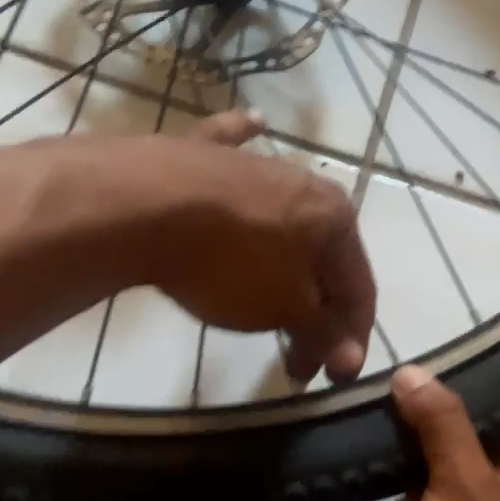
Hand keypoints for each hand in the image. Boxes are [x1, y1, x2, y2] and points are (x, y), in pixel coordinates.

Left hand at [71, 110, 376, 383]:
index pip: (358, 290)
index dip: (351, 340)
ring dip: (289, 268)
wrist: (141, 206)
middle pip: (321, 262)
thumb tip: (349, 358)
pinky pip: (232, 149)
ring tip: (276, 306)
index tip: (335, 378)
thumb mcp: (285, 310)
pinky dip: (243, 140)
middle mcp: (306, 184)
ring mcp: (253, 163)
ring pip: (283, 225)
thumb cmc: (231, 264)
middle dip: (315, 314)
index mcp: (338, 220)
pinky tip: (255, 122)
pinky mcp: (203, 153)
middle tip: (296, 361)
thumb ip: (323, 333)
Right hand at [388, 364, 499, 500]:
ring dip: (408, 486)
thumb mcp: (462, 480)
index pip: (482, 424)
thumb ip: (442, 425)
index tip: (406, 396)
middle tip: (386, 435)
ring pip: (431, 486)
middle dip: (419, 451)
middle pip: (452, 454)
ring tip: (386, 480)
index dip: (446, 411)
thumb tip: (413, 373)